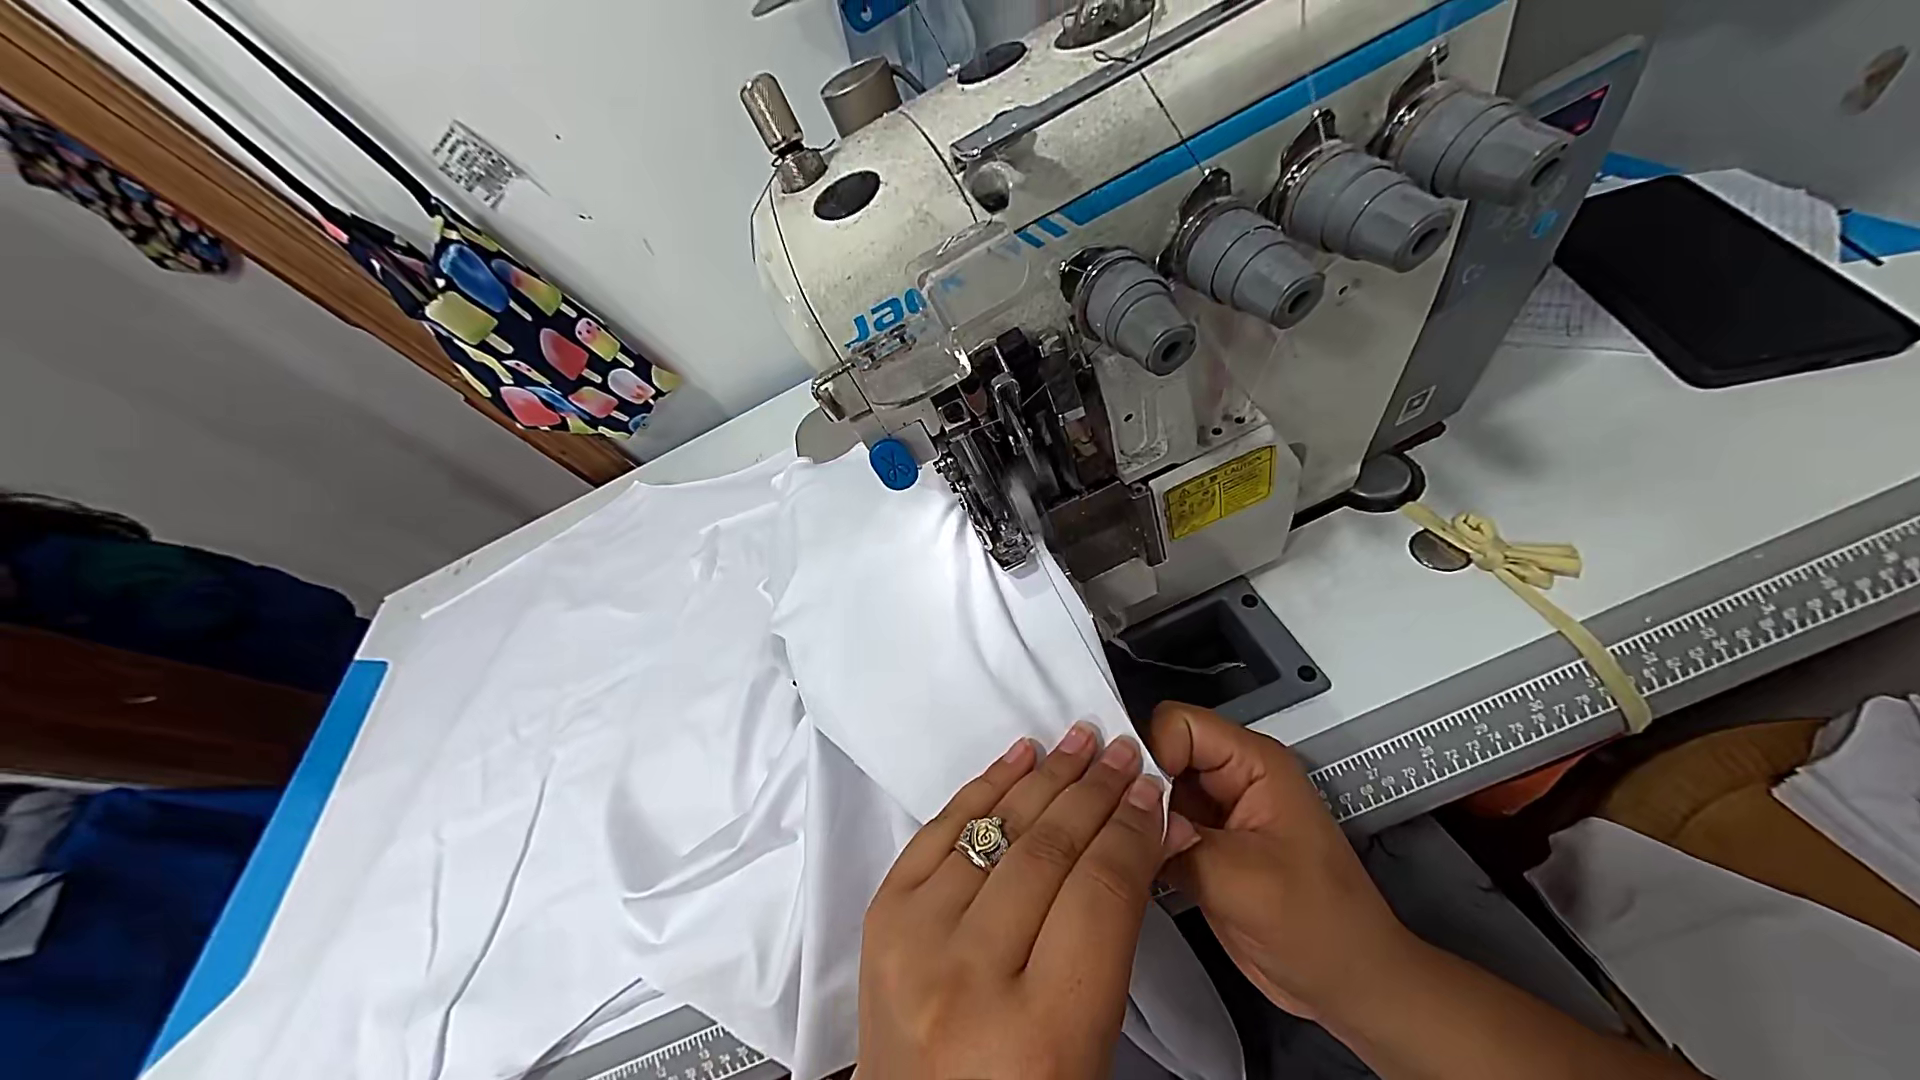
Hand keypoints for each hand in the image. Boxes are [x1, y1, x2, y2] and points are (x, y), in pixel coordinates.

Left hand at [858, 722, 1194, 1079]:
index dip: (1132, 830)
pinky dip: (985, 786)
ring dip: (1046, 777)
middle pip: (1049, 850)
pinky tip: (1019, 758)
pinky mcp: (882, 918)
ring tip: (1080, 743)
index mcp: (1039, 1035)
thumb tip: (1151, 835)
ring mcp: (914, 941)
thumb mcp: (1090, 1040)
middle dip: (1096, 792)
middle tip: (1123, 756)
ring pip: (997, 828)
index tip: (1150, 793)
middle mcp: (967, 979)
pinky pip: (941, 828)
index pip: (1100, 893)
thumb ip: (1119, 934)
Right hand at [1147, 702, 1418, 1021]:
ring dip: (1138, 817)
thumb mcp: (1242, 880)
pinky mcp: (1202, 840)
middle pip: (1158, 752)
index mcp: (1253, 763)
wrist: (1348, 984)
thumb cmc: (1325, 928)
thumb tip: (1127, 814)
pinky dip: (1143, 841)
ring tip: (1133, 847)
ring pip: (1152, 789)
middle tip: (1124, 823)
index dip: (1151, 752)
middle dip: (1137, 785)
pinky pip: (1156, 823)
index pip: (1178, 724)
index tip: (1136, 792)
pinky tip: (1139, 862)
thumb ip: (1177, 838)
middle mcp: (1230, 776)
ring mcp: (1215, 809)